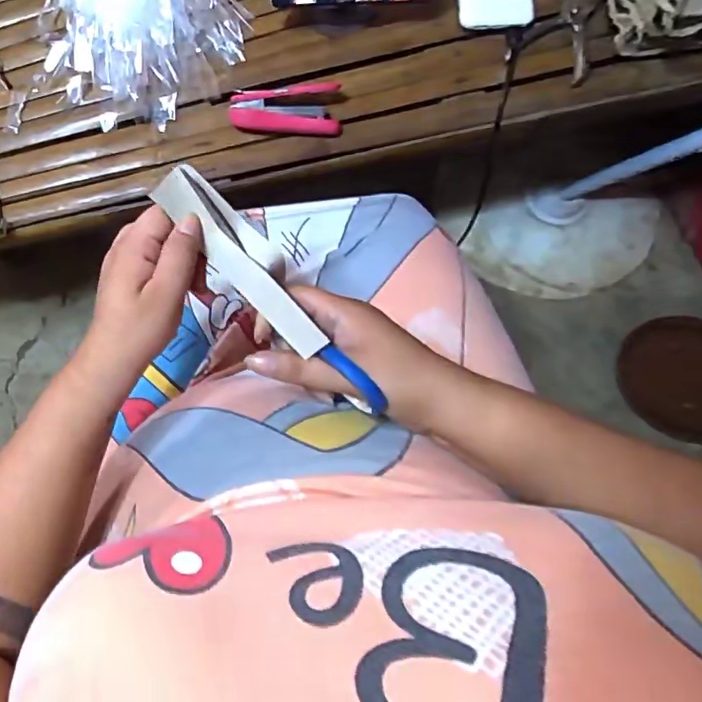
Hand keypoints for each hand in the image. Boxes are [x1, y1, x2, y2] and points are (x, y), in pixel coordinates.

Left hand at [74, 207, 202, 387]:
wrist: (112, 359)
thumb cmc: (141, 328)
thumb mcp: (168, 290)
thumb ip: (181, 251)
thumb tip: (193, 217)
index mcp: (133, 242)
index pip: (167, 209)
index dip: (193, 220)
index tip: (215, 243)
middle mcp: (126, 242)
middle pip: (168, 225)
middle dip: (193, 246)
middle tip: (205, 277)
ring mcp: (125, 258)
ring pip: (166, 244)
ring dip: (187, 262)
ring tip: (199, 291)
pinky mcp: (129, 273)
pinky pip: (158, 260)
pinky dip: (175, 272)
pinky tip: (188, 293)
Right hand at [243, 285, 476, 430]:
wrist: (450, 406)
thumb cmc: (400, 383)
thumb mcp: (345, 378)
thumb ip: (298, 369)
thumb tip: (251, 361)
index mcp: (344, 311)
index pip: (294, 295)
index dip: (271, 310)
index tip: (259, 340)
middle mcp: (346, 318)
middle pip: (298, 318)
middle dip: (286, 344)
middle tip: (286, 370)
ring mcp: (354, 336)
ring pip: (310, 341)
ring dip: (303, 363)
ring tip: (316, 389)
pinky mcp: (359, 355)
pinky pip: (325, 355)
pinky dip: (319, 372)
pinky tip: (329, 393)